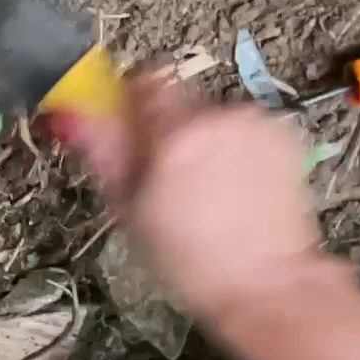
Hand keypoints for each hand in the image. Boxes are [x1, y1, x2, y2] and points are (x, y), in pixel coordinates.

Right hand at [59, 70, 340, 326]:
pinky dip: (230, 149)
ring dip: (198, 141)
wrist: (261, 280)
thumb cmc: (183, 256)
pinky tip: (229, 189)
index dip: (129, 98)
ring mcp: (258, 122)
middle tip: (160, 177)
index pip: (145, 79)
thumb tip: (73, 114)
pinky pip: (241, 127)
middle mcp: (220, 116)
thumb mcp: (128, 208)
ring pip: (210, 116)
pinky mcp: (285, 134)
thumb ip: (103, 152)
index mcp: (175, 135)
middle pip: (177, 100)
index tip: (123, 124)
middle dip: (164, 129)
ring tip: (198, 190)